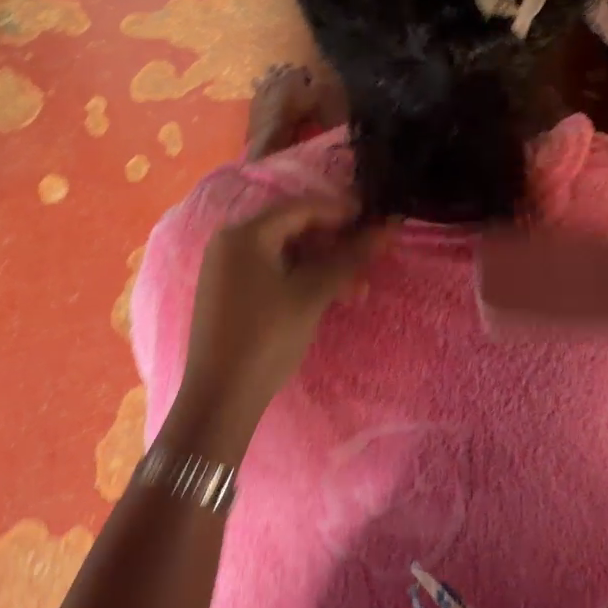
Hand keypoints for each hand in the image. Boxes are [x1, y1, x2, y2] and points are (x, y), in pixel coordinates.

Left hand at [179, 197, 385, 424]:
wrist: (220, 399)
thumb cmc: (267, 336)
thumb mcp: (312, 294)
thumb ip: (349, 258)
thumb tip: (387, 229)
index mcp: (245, 234)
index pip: (301, 209)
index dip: (340, 212)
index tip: (374, 220)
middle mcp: (230, 243)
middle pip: (293, 231)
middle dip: (334, 247)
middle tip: (368, 264)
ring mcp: (226, 270)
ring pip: (285, 255)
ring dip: (322, 268)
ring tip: (355, 294)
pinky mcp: (228, 294)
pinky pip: (271, 273)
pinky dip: (300, 280)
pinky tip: (326, 299)